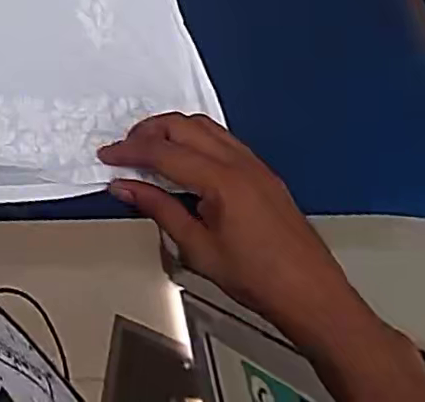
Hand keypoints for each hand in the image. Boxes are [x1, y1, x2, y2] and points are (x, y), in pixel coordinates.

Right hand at [98, 113, 361, 339]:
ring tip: (150, 149)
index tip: (107, 156)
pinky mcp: (263, 171)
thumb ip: (158, 209)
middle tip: (125, 151)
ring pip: (202, 124)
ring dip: (170, 129)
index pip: (163, 152)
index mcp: (222, 180)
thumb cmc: (259, 280)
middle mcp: (238, 162)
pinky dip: (194, 136)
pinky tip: (184, 157)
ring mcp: (254, 164)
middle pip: (180, 125)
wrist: (317, 300)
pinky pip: (221, 137)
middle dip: (146, 132)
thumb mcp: (198, 249)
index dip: (129, 152)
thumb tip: (123, 187)